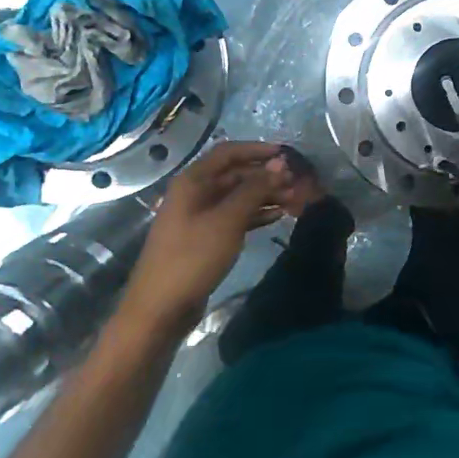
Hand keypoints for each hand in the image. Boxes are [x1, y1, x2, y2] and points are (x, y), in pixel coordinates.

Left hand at [124, 141, 287, 332]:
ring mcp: (199, 216)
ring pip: (237, 197)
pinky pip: (235, 217)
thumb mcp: (227, 220)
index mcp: (193, 181)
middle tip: (297, 182)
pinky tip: (277, 216)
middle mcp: (195, 193)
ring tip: (294, 199)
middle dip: (266, 176)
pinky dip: (255, 214)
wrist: (161, 307)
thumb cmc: (193, 257)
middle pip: (235, 174)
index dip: (257, 150)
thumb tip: (280, 163)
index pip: (228, 152)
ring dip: (264, 195)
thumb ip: (254, 189)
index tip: (286, 154)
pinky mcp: (206, 238)